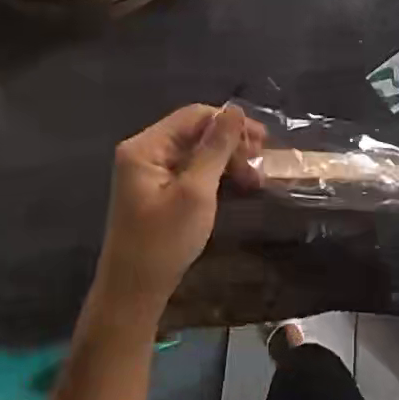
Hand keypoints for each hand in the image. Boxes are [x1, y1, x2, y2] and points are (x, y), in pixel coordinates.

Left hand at [96, 104, 265, 314]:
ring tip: (255, 180)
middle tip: (261, 166)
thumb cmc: (164, 240)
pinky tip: (238, 186)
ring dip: (229, 160)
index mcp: (145, 147)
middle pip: (197, 131)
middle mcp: (145, 152)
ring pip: (199, 150)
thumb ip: (216, 148)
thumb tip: (234, 109)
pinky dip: (218, 174)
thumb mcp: (196, 191)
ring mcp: (151, 171)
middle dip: (232, 144)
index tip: (263, 143)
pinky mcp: (159, 189)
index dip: (231, 123)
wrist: (135, 290)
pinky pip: (193, 168)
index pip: (195, 115)